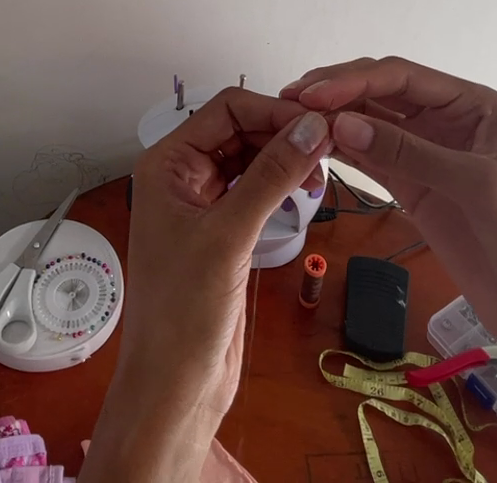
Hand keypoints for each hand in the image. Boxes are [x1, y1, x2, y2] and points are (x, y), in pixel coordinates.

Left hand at [83, 88, 329, 481]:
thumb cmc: (185, 311)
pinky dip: (279, 186)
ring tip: (318, 178)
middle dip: (281, 134)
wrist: (175, 386)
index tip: (320, 126)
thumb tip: (313, 126)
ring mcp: (202, 202)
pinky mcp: (222, 230)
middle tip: (329, 152)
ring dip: (284, 160)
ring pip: (250, 159)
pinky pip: (254, 189)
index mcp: (167, 163)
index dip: (273, 111)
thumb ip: (270, 176)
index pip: (225, 110)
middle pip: (239, 130)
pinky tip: (303, 194)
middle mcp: (182, 175)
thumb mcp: (229, 236)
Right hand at [284, 57, 496, 350]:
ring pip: (368, 122)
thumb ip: (409, 153)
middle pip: (379, 92)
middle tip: (290, 99)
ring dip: (332, 118)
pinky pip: (368, 157)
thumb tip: (340, 124)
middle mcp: (443, 119)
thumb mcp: (477, 186)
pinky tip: (313, 145)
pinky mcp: (410, 186)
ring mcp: (424, 153)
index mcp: (470, 104)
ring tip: (291, 120)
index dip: (353, 80)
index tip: (311, 93)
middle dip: (336, 91)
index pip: (400, 77)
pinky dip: (340, 149)